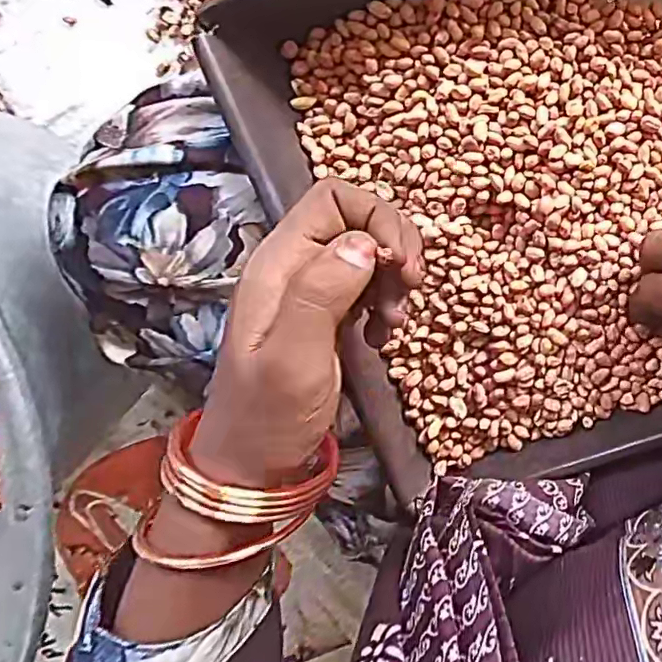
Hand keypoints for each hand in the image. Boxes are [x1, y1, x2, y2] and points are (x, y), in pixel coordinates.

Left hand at [191, 179, 423, 486]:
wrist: (254, 464)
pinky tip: (383, 334)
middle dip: (395, 247)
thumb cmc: (269, 416)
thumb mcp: (294, 359)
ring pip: (371, 249)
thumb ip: (322, 294)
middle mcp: (296, 264)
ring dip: (396, 278)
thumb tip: (365, 244)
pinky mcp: (329, 309)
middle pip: (360, 217)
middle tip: (408, 290)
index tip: (399, 264)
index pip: (335, 197)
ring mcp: (313, 286)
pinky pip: (372, 282)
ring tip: (393, 322)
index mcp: (280, 262)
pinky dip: (389, 301)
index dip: (377, 217)